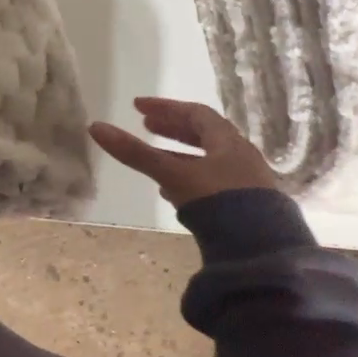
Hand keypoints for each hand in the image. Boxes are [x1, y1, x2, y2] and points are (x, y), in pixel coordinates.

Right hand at [89, 96, 276, 207]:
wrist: (262, 249)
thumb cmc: (218, 200)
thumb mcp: (171, 173)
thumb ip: (135, 152)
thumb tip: (95, 126)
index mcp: (229, 143)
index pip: (196, 113)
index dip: (165, 107)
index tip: (138, 107)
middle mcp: (242, 157)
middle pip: (205, 134)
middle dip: (172, 128)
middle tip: (146, 125)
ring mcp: (247, 182)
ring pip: (210, 158)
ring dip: (180, 153)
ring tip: (154, 156)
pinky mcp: (248, 205)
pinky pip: (214, 179)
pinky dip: (190, 174)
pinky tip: (172, 188)